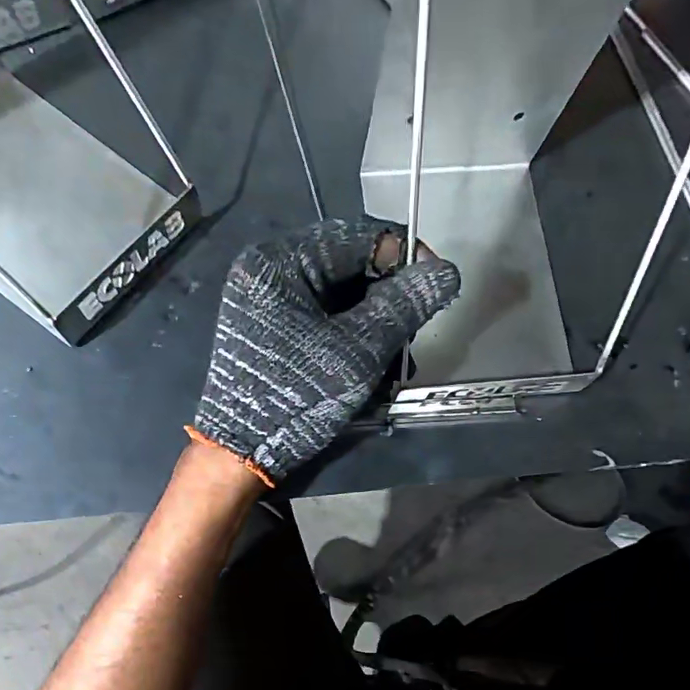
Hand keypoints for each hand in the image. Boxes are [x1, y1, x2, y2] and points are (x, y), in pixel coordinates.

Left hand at [189, 219, 459, 482]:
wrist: (242, 453)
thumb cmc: (297, 395)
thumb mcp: (358, 351)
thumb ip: (403, 307)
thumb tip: (446, 272)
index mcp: (282, 260)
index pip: (359, 237)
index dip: (405, 256)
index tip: (437, 285)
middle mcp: (272, 270)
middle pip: (351, 265)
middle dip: (390, 298)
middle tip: (414, 332)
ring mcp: (272, 300)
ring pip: (343, 295)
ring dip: (377, 324)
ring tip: (395, 360)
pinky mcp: (276, 328)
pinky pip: (328, 318)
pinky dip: (356, 337)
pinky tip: (373, 366)